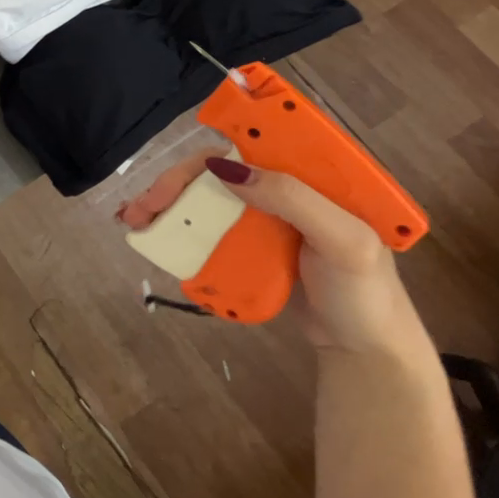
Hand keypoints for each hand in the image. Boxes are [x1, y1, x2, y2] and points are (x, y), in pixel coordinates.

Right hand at [120, 153, 426, 357]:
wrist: (364, 354)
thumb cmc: (365, 295)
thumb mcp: (343, 241)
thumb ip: (293, 199)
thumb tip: (222, 168)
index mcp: (315, 176)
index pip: (253, 143)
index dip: (212, 148)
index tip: (180, 171)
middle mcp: (285, 187)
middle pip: (218, 169)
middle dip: (174, 182)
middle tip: (143, 207)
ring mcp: (264, 215)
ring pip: (205, 194)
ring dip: (166, 202)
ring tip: (133, 220)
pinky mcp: (248, 242)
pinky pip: (207, 224)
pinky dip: (176, 223)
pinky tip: (150, 231)